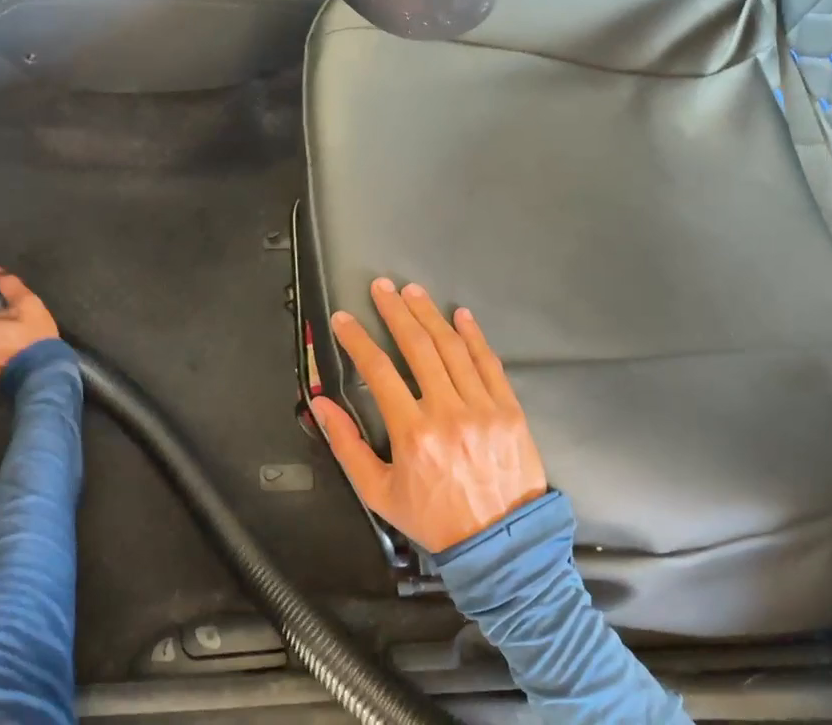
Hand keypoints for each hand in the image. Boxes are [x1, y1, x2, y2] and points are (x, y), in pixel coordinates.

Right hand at [312, 279, 547, 553]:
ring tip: (413, 291)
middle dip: (396, 311)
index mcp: (413, 433)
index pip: (379, 371)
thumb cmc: (434, 519)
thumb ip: (347, 446)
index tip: (344, 320)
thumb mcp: (378, 493)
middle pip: (418, 347)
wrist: (500, 544)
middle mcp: (448, 413)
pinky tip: (462, 315)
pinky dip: (475, 336)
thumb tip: (321, 406)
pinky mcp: (510, 410)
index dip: (358, 340)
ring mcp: (483, 408)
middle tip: (381, 287)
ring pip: (453, 348)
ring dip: (430, 314)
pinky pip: (490, 363)